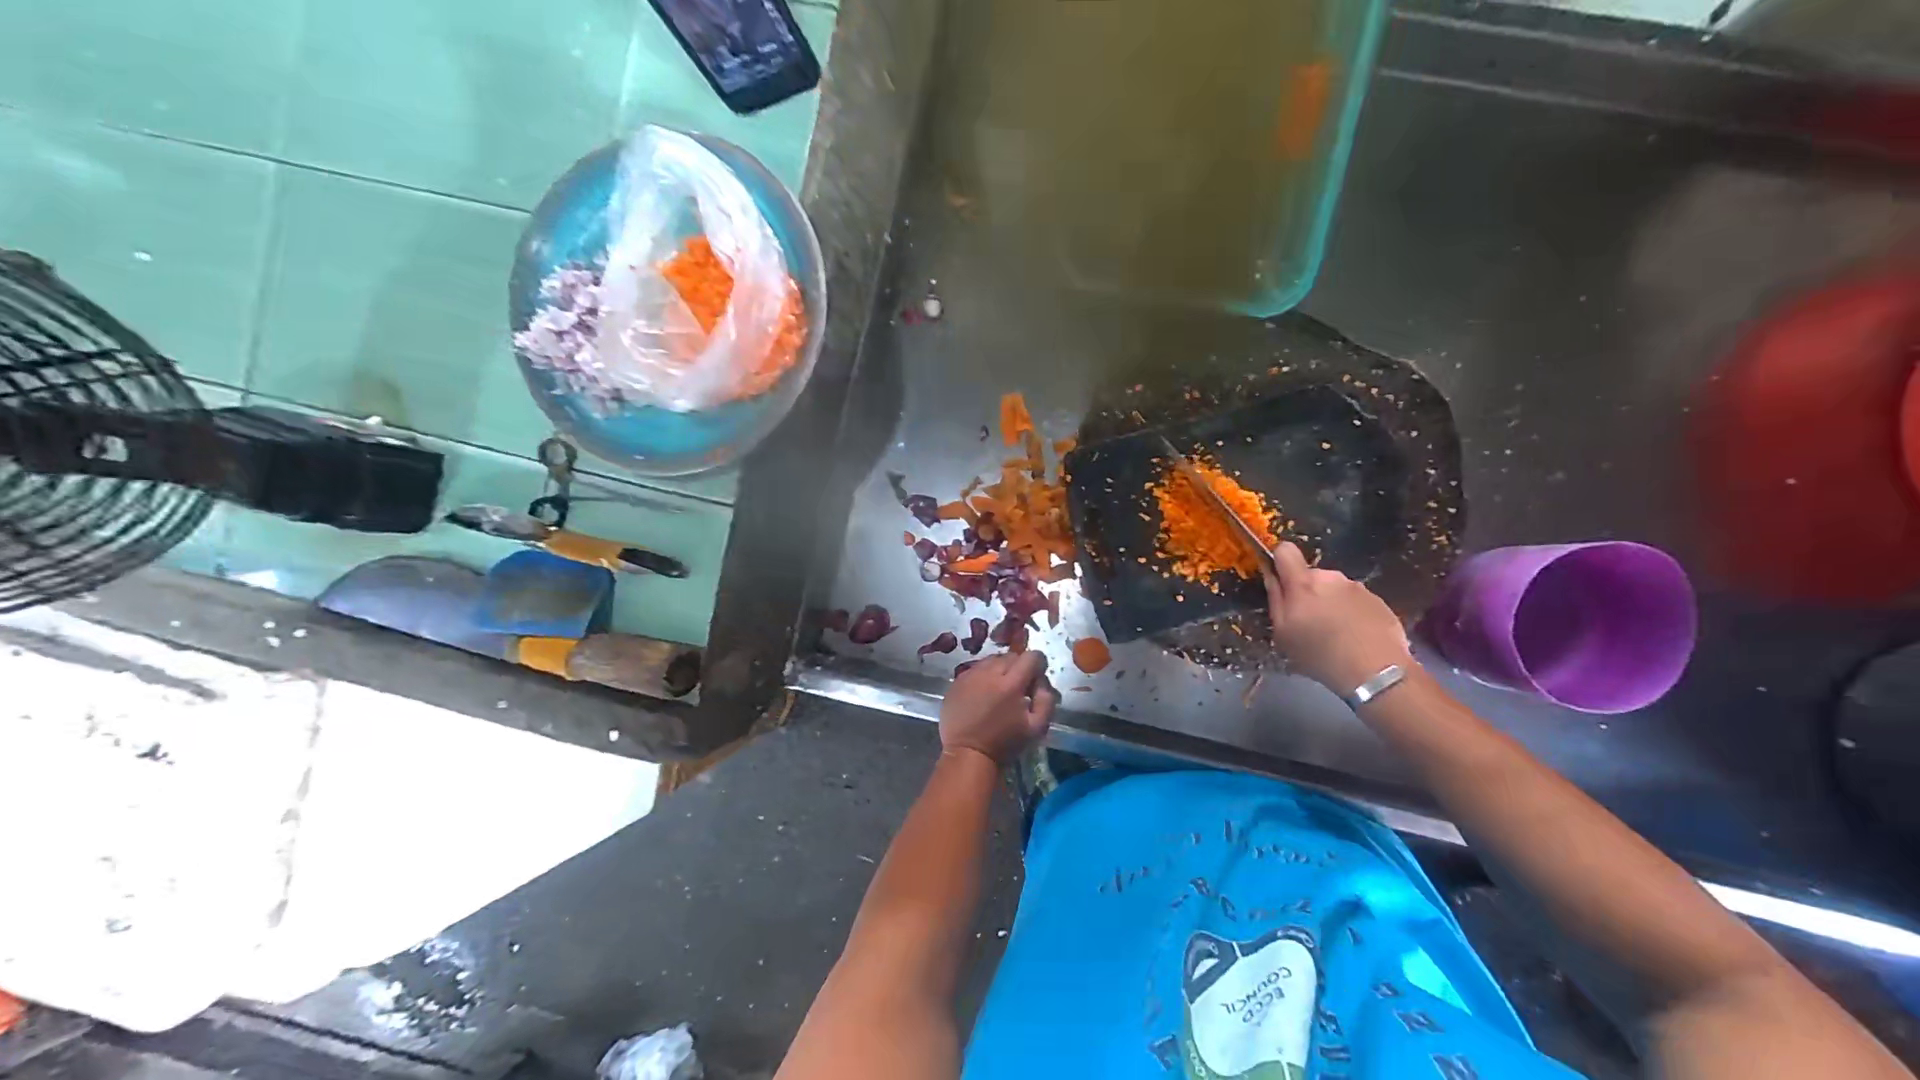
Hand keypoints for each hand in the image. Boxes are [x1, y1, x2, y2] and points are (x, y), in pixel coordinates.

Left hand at [941, 651, 1056, 764]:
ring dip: (999, 670)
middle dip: (1019, 667)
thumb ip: (1047, 700)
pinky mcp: (956, 682)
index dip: (1038, 664)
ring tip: (999, 689)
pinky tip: (982, 693)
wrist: (967, 753)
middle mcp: (989, 673)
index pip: (1031, 656)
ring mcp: (970, 676)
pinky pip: (974, 669)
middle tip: (1018, 687)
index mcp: (1011, 684)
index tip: (1035, 679)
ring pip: (991, 660)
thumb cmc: (1005, 743)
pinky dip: (982, 676)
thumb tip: (1042, 681)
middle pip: (1010, 656)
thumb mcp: (1037, 727)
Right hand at [1264, 542, 1413, 695]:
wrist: (1376, 672)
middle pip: (1312, 575)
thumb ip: (1275, 599)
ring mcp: (1358, 588)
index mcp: (1303, 583)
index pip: (1285, 550)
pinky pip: (1356, 601)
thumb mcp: (1283, 634)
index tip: (1279, 580)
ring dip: (1331, 603)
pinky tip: (1355, 637)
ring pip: (1335, 589)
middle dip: (1308, 592)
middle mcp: (1332, 577)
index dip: (1279, 560)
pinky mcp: (1379, 601)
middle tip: (1309, 622)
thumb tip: (1271, 576)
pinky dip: (1352, 613)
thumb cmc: (1319, 655)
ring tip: (1336, 633)